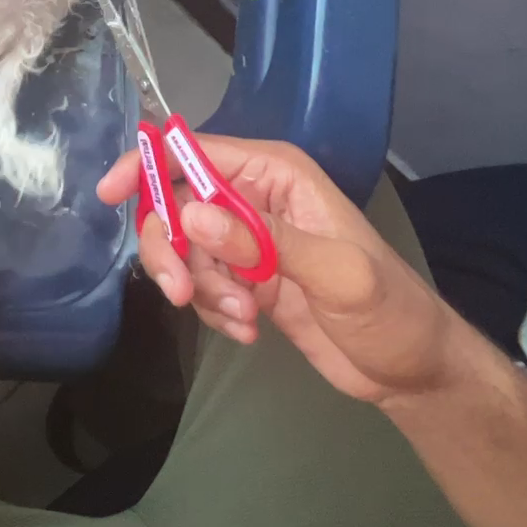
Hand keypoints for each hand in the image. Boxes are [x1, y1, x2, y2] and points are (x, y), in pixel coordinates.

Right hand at [98, 135, 460, 406]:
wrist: (414, 373)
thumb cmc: (392, 312)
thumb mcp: (338, 274)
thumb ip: (263, 240)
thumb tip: (191, 214)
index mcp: (272, 174)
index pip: (191, 152)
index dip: (146, 165)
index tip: (111, 194)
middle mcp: (249, 197)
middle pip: (174, 205)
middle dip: (172, 249)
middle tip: (182, 292)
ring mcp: (242, 238)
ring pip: (181, 247)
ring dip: (200, 287)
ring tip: (244, 318)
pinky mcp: (240, 276)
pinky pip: (197, 281)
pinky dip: (212, 308)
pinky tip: (248, 329)